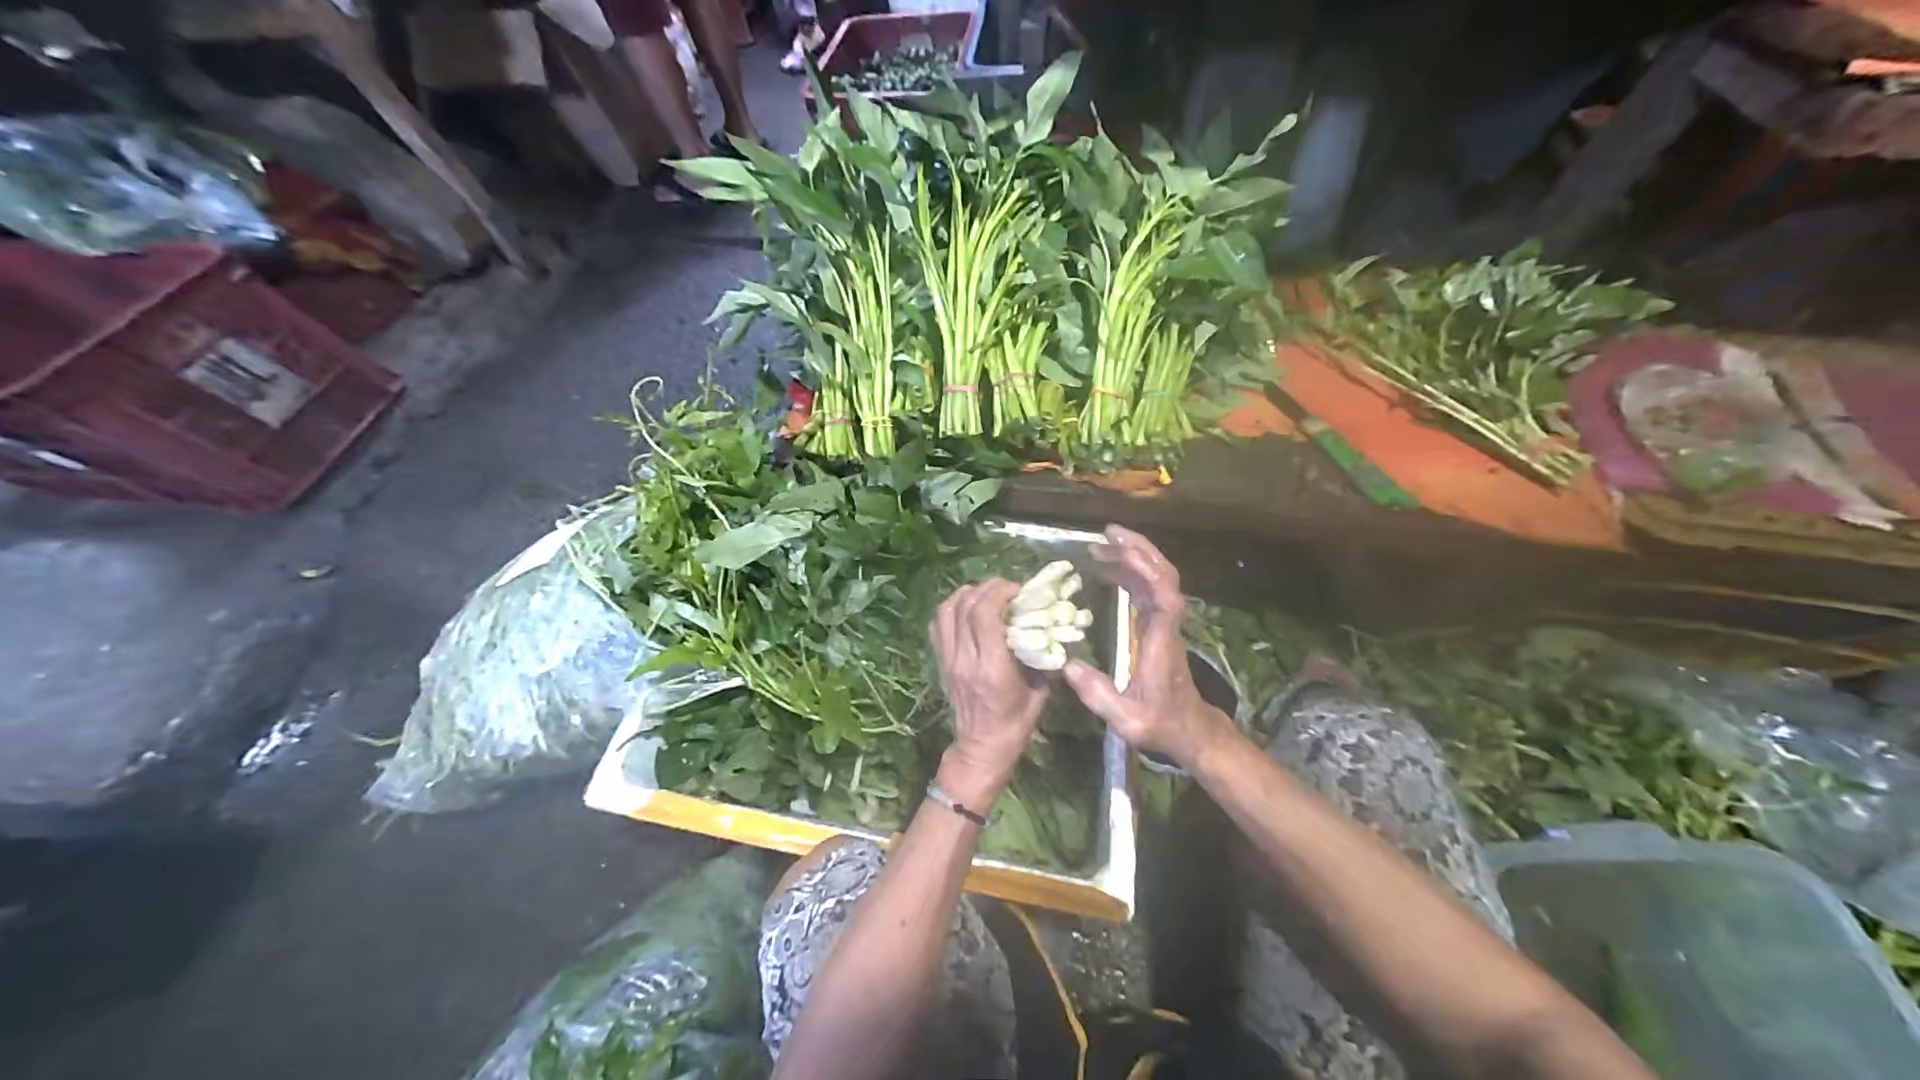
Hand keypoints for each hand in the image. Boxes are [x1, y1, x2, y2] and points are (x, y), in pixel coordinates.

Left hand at [930, 579, 1049, 807]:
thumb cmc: (1016, 721)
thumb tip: (1046, 625)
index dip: (1000, 592)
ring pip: (947, 611)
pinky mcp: (940, 662)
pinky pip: (938, 625)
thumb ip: (1040, 656)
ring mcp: (948, 660)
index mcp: (992, 668)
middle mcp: (965, 659)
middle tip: (1006, 590)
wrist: (982, 746)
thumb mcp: (1040, 690)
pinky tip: (968, 609)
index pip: (985, 614)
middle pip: (966, 606)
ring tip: (986, 594)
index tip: (1018, 591)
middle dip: (987, 588)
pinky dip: (951, 609)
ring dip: (967, 594)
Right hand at [1063, 525, 1234, 767]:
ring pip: (1155, 579)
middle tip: (1105, 534)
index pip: (1164, 596)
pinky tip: (1105, 572)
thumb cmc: (1161, 725)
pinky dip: (1128, 575)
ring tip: (1097, 548)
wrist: (1189, 730)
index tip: (1121, 551)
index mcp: (1162, 641)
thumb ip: (1098, 695)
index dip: (1147, 569)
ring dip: (1131, 559)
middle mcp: (1167, 625)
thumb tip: (1068, 665)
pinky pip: (1146, 590)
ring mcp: (1164, 624)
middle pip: (1163, 576)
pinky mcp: (1157, 627)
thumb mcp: (1128, 720)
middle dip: (1138, 550)